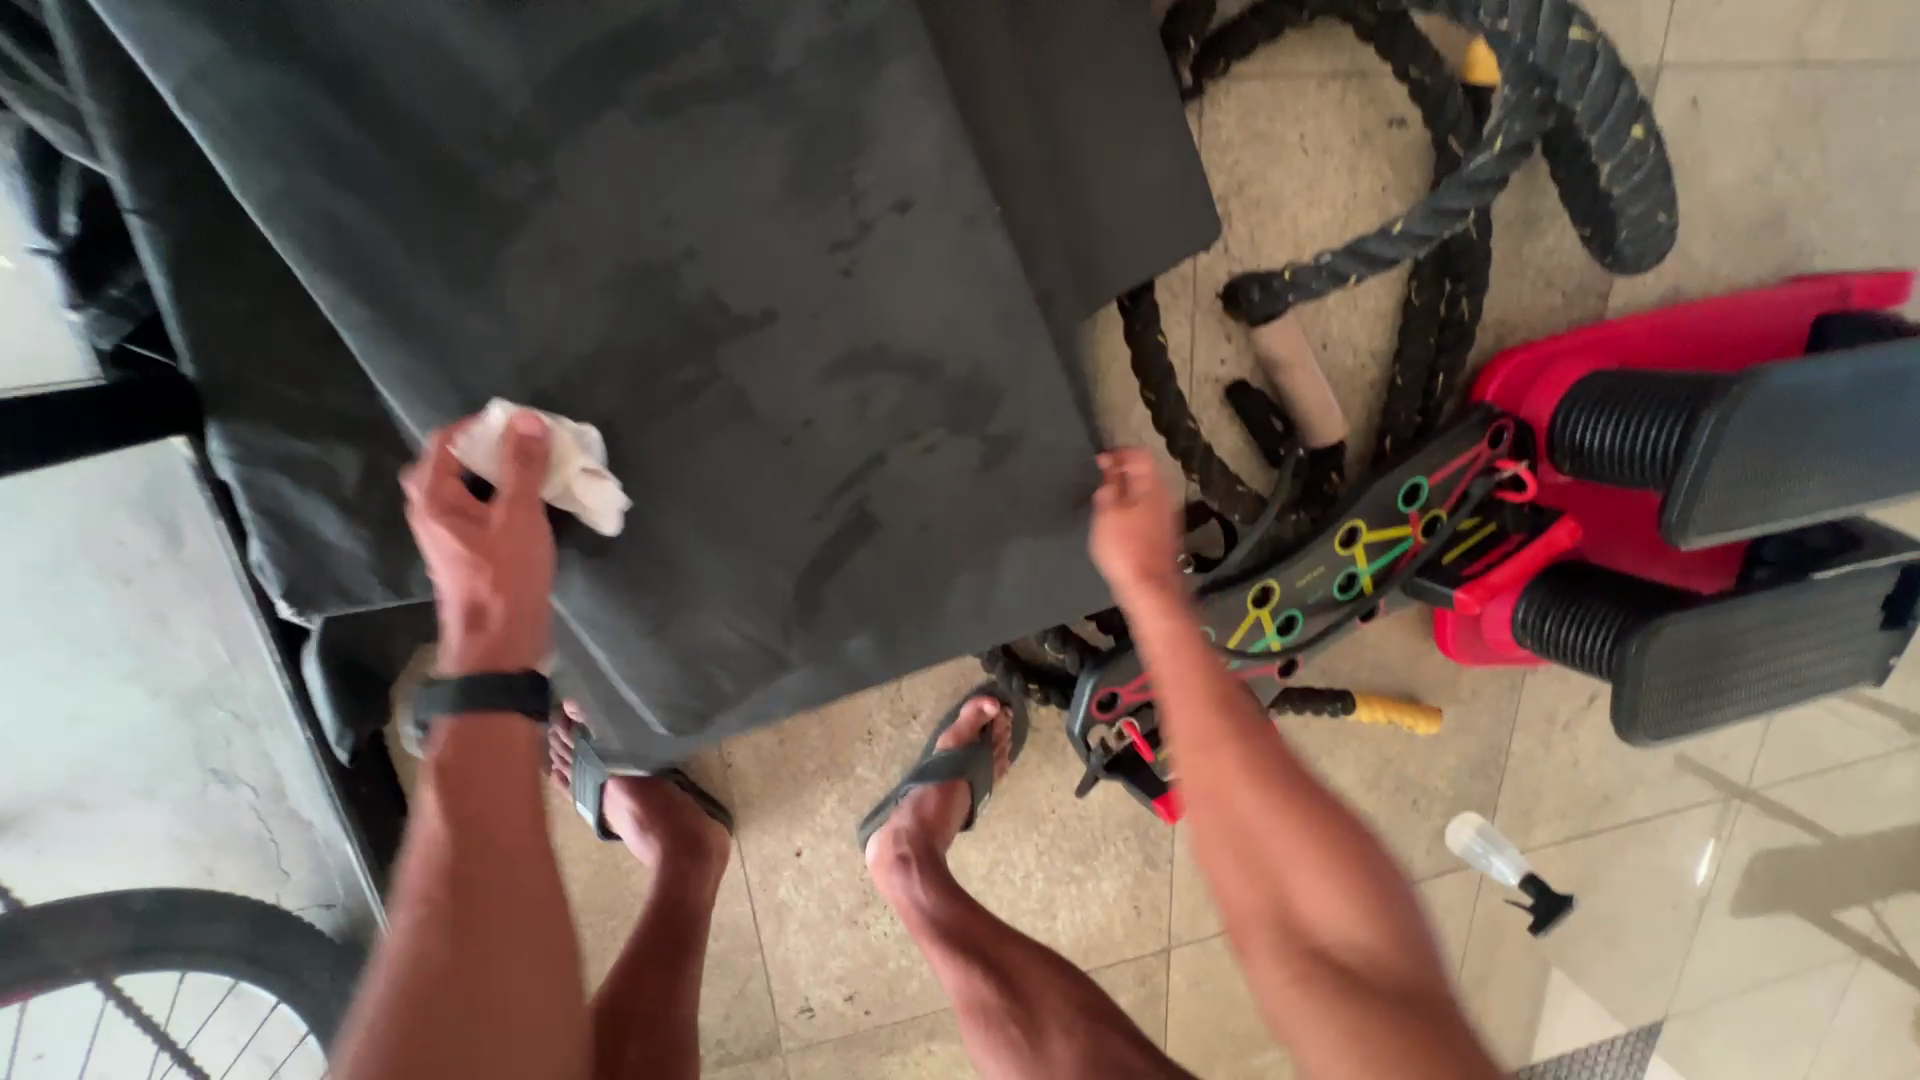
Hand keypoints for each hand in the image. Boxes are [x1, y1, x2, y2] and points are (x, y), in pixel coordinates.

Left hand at [403, 410, 555, 675]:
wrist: (500, 640)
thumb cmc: (505, 576)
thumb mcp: (519, 516)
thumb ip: (523, 467)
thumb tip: (527, 420)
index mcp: (434, 499)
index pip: (446, 442)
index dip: (481, 425)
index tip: (522, 421)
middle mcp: (433, 513)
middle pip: (453, 465)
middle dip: (489, 449)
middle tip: (528, 443)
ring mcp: (451, 535)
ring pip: (470, 489)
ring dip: (500, 474)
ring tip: (537, 466)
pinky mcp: (471, 551)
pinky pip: (483, 510)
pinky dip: (505, 498)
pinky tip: (536, 502)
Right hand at [1089, 448, 1184, 602]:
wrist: (1149, 589)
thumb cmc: (1124, 550)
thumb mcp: (1107, 514)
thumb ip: (1109, 487)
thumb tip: (1111, 470)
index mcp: (1152, 487)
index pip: (1139, 454)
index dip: (1117, 453)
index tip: (1098, 462)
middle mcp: (1164, 497)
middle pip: (1144, 472)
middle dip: (1121, 472)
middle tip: (1100, 482)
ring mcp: (1166, 516)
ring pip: (1144, 492)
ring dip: (1125, 492)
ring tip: (1104, 503)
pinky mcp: (1163, 533)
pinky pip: (1146, 509)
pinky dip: (1131, 508)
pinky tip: (1116, 523)